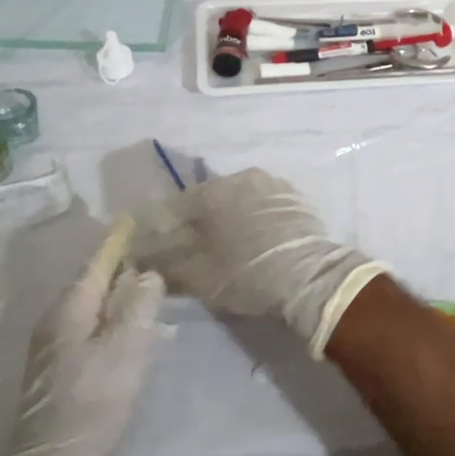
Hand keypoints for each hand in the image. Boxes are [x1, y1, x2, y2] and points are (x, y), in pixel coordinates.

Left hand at [0, 232, 163, 455]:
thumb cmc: (92, 405)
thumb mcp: (126, 352)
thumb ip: (139, 307)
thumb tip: (146, 273)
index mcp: (68, 310)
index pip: (98, 263)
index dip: (118, 243)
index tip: (135, 220)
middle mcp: (53, 322)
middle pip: (92, 284)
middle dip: (120, 267)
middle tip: (152, 253)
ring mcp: (50, 349)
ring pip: (90, 309)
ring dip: (116, 296)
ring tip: (147, 287)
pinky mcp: (56, 373)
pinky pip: (87, 330)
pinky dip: (109, 320)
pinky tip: (128, 330)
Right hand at [138, 168, 386, 358]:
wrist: (312, 277)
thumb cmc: (248, 275)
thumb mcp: (199, 277)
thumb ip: (167, 263)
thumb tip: (142, 256)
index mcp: (212, 192)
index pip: (175, 207)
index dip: (166, 230)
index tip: (163, 250)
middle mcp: (240, 177)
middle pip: (209, 200)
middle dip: (200, 223)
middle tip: (198, 252)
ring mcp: (272, 184)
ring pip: (238, 200)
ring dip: (230, 219)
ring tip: (231, 248)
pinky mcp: (296, 197)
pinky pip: (264, 205)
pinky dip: (255, 219)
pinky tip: (258, 241)